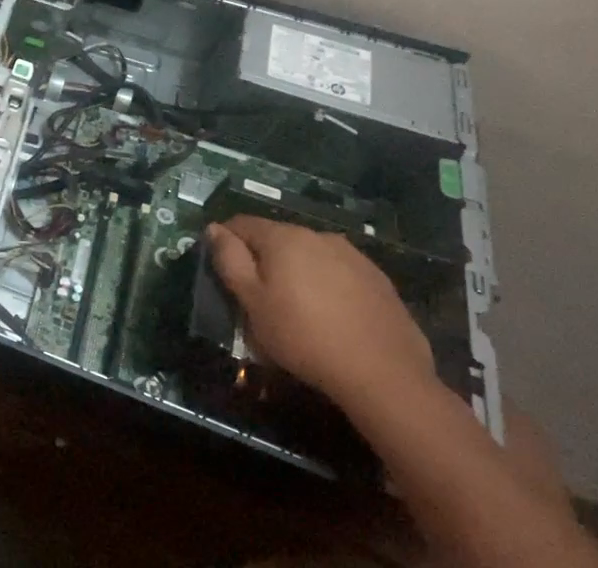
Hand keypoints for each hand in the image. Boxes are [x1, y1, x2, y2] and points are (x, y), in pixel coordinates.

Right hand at [205, 215, 434, 405]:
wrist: (383, 374)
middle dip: (264, 259)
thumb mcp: (252, 302)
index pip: (242, 224)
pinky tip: (331, 315)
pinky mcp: (380, 280)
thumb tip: (214, 229)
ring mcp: (355, 256)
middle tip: (259, 296)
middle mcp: (320, 236)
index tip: (223, 270)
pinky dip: (328, 285)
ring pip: (311, 254)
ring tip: (298, 307)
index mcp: (284, 237)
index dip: (225, 242)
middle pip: (278, 238)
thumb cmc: (303, 336)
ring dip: (298, 271)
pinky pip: (339, 272)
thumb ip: (229, 260)